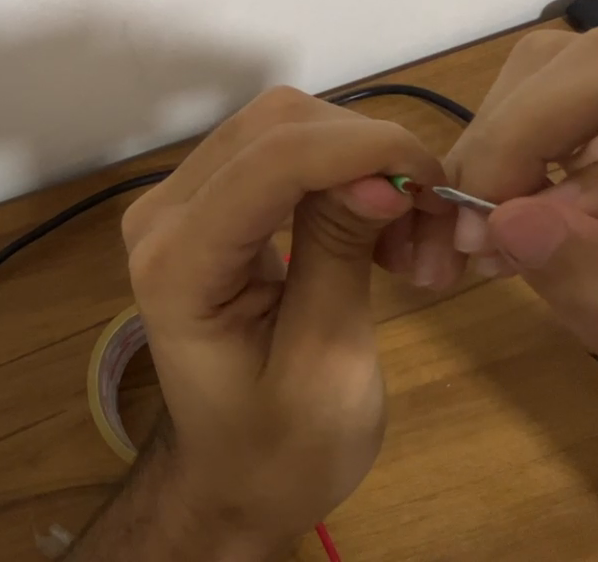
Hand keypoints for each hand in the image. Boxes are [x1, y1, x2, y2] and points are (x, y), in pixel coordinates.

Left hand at [75, 87, 440, 558]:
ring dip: (354, 155)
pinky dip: (333, 166)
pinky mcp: (198, 199)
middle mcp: (159, 212)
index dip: (360, 151)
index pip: (269, 162)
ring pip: (275, 124)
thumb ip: (340, 251)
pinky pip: (271, 149)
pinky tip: (370, 215)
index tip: (437, 184)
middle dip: (364, 150)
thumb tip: (382, 171)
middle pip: (270, 125)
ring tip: (407, 227)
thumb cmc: (281, 449)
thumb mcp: (327, 362)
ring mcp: (173, 200)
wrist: (228, 472)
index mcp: (178, 264)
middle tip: (432, 217)